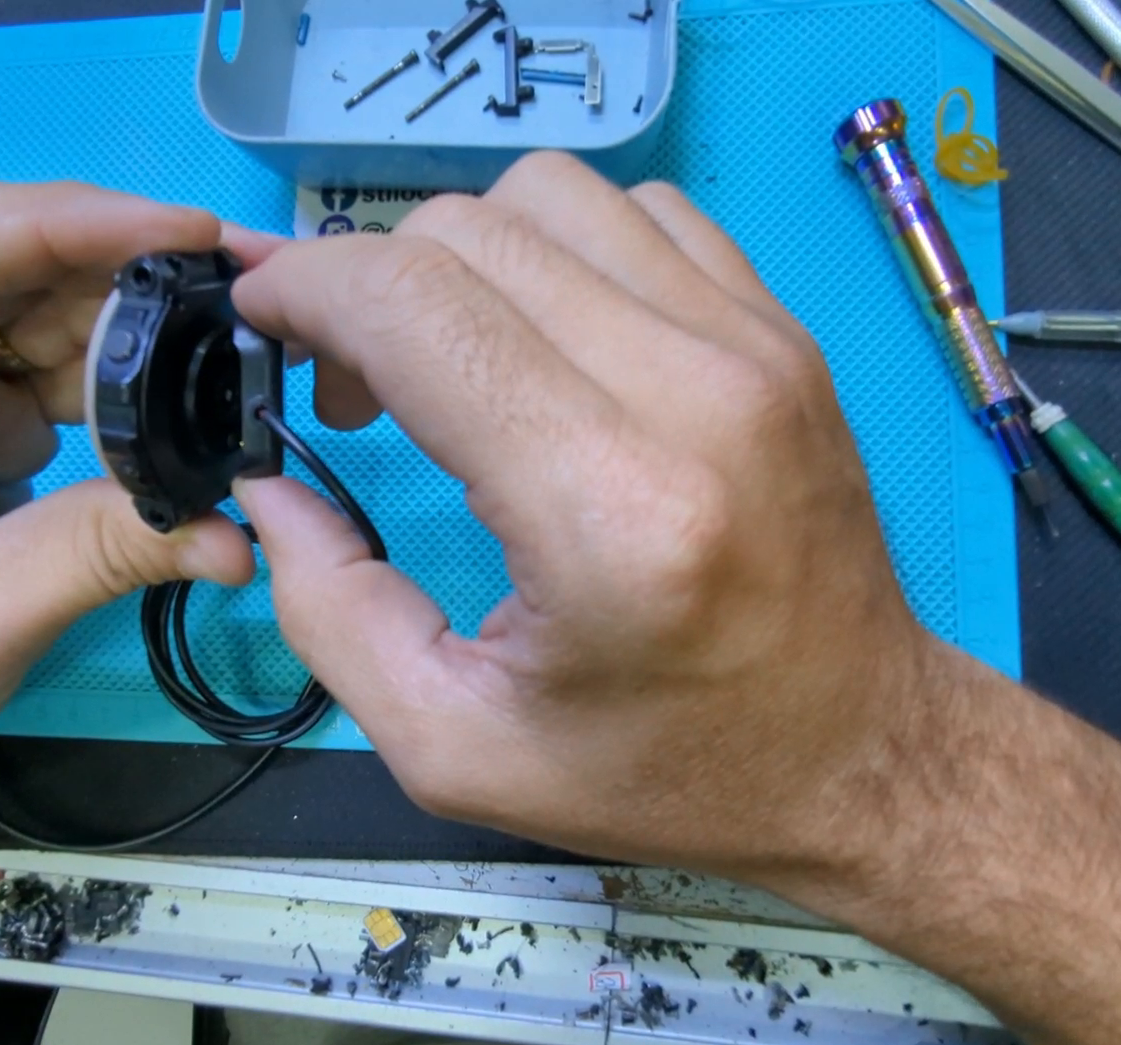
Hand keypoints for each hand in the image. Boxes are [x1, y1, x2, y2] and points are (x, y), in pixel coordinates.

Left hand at [0, 183, 264, 838]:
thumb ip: (99, 555)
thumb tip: (237, 534)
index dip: (49, 227)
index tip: (179, 232)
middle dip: (106, 259)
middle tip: (228, 271)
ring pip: (14, 297)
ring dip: (122, 314)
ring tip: (222, 328)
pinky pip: (39, 355)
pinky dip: (115, 368)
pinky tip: (176, 383)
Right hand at [233, 153, 967, 886]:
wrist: (852, 750)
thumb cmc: (664, 770)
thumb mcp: (457, 746)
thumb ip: (331, 614)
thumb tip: (276, 487)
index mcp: (607, 511)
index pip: (418, 308)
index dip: (307, 289)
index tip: (268, 325)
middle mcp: (694, 394)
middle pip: (471, 235)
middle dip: (368, 285)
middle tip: (353, 383)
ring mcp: (756, 346)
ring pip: (552, 197)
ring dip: (462, 260)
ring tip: (453, 360)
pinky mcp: (784, 336)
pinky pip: (639, 219)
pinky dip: (559, 253)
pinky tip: (551, 341)